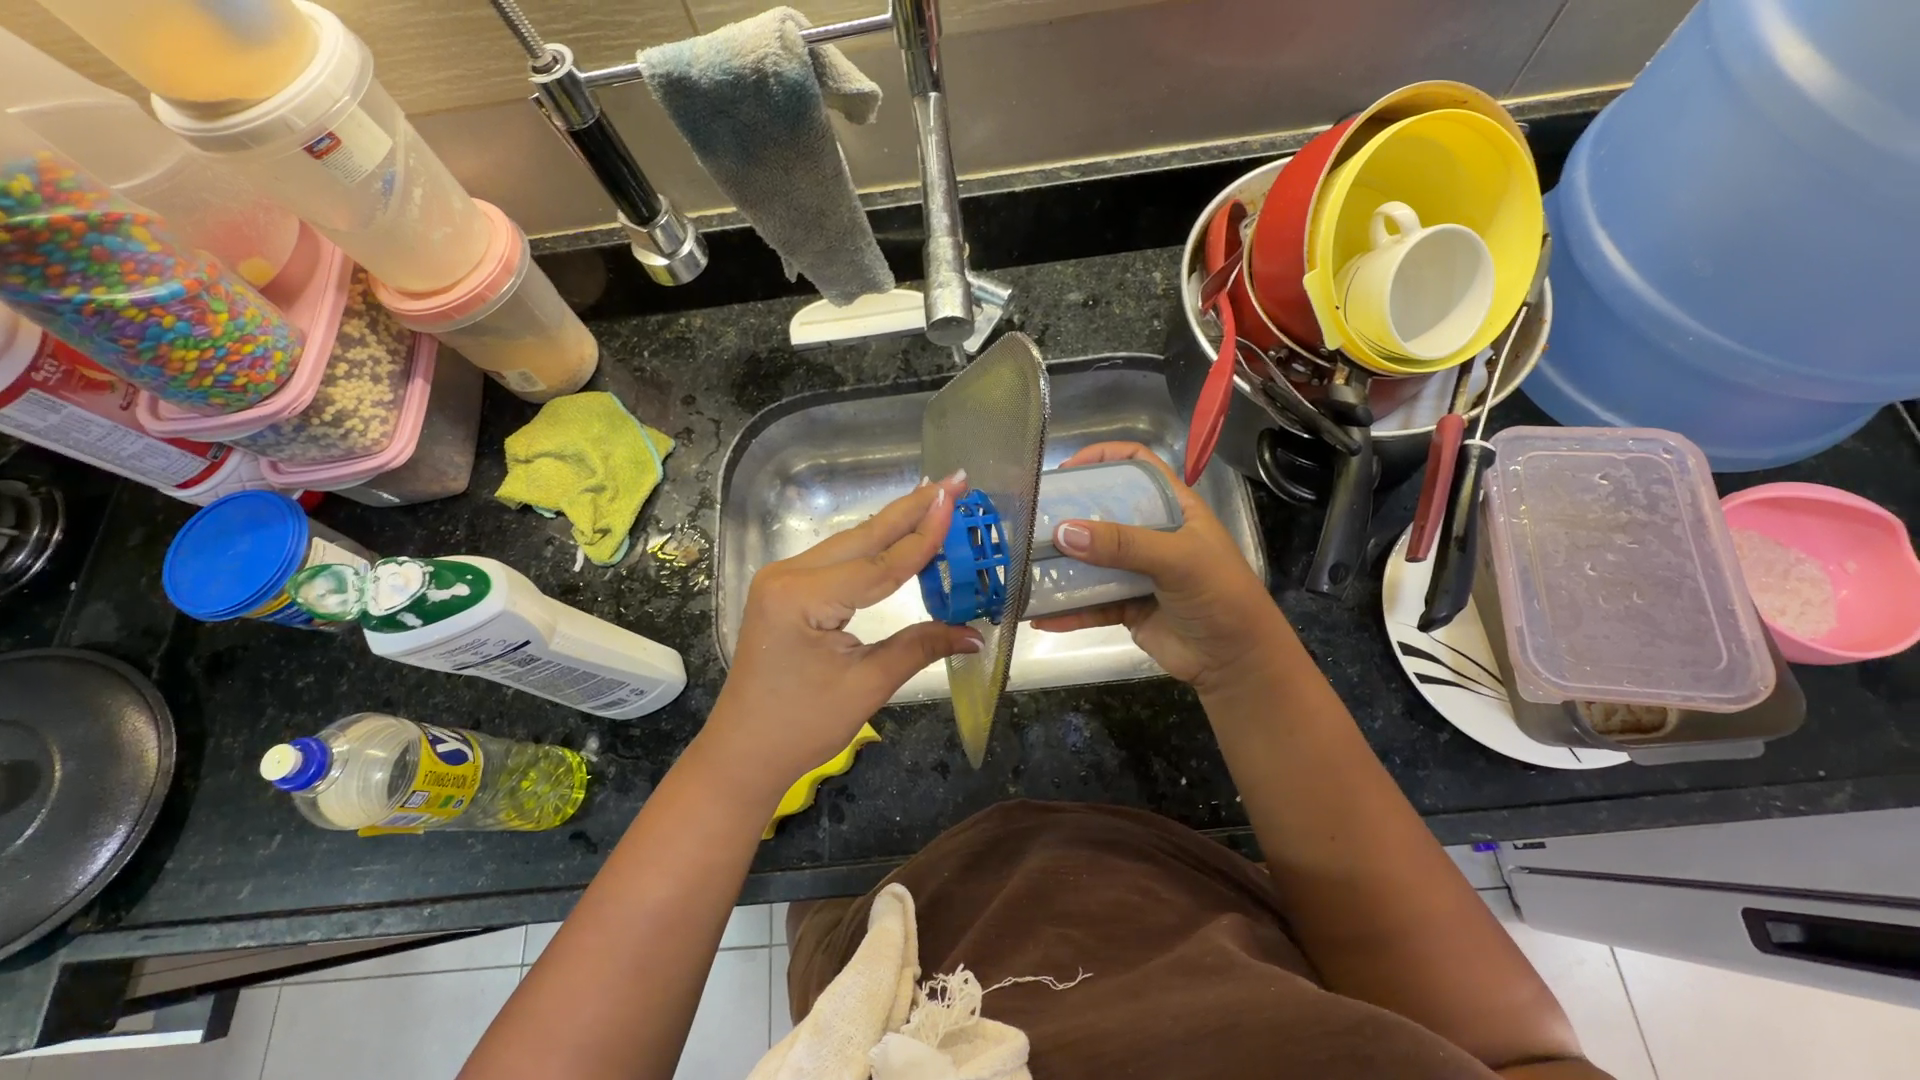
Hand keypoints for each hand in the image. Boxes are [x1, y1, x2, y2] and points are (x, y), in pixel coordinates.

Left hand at [700, 473, 981, 794]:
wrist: (744, 752)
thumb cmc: (801, 726)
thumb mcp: (866, 686)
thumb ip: (919, 647)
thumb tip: (975, 634)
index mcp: (802, 597)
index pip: (878, 564)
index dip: (923, 536)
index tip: (955, 500)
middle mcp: (788, 576)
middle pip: (862, 539)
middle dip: (911, 509)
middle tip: (955, 480)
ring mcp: (784, 580)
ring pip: (850, 544)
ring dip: (895, 523)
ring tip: (936, 496)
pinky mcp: (788, 592)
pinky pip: (839, 561)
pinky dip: (874, 546)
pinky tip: (898, 530)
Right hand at [1030, 443, 1289, 692]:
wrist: (1236, 660)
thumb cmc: (1220, 595)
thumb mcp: (1178, 559)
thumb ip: (1123, 544)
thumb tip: (1064, 532)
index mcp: (1174, 508)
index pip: (1137, 465)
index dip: (1104, 458)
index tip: (1067, 470)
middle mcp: (1153, 535)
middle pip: (1104, 512)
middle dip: (1069, 513)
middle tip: (1034, 519)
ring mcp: (1137, 572)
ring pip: (1091, 561)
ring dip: (1060, 565)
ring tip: (1026, 566)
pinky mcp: (1126, 607)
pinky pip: (1089, 604)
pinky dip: (1066, 610)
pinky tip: (1040, 615)